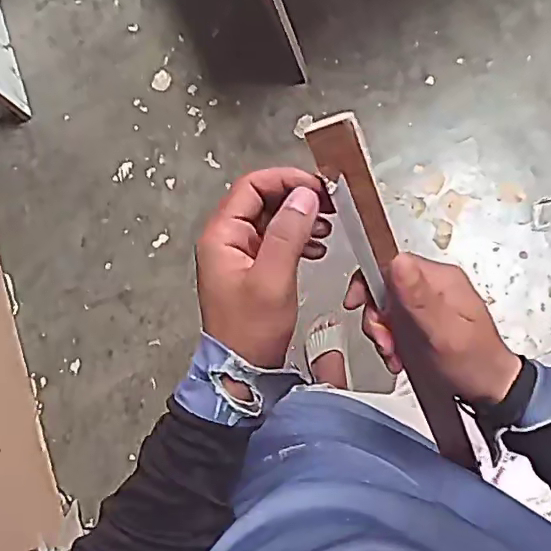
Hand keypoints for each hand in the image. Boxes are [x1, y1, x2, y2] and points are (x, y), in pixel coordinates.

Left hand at [195, 168, 333, 367]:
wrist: (241, 370)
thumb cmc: (249, 333)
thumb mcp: (272, 279)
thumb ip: (288, 234)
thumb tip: (304, 197)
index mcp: (222, 237)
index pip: (252, 187)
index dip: (286, 180)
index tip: (316, 187)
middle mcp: (227, 241)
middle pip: (262, 199)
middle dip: (296, 198)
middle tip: (328, 204)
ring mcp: (239, 255)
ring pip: (271, 219)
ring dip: (300, 218)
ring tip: (326, 227)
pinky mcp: (252, 270)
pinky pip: (275, 241)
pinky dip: (297, 238)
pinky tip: (316, 247)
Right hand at [344, 254, 521, 404]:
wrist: (489, 390)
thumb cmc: (474, 364)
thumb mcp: (444, 333)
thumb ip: (419, 298)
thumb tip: (398, 262)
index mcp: (442, 280)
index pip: (391, 264)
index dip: (368, 283)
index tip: (358, 306)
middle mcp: (434, 286)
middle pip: (384, 286)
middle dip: (376, 317)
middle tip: (385, 341)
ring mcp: (427, 303)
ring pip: (385, 307)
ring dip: (382, 332)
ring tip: (393, 353)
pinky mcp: (422, 320)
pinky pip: (393, 322)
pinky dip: (389, 340)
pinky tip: (398, 356)